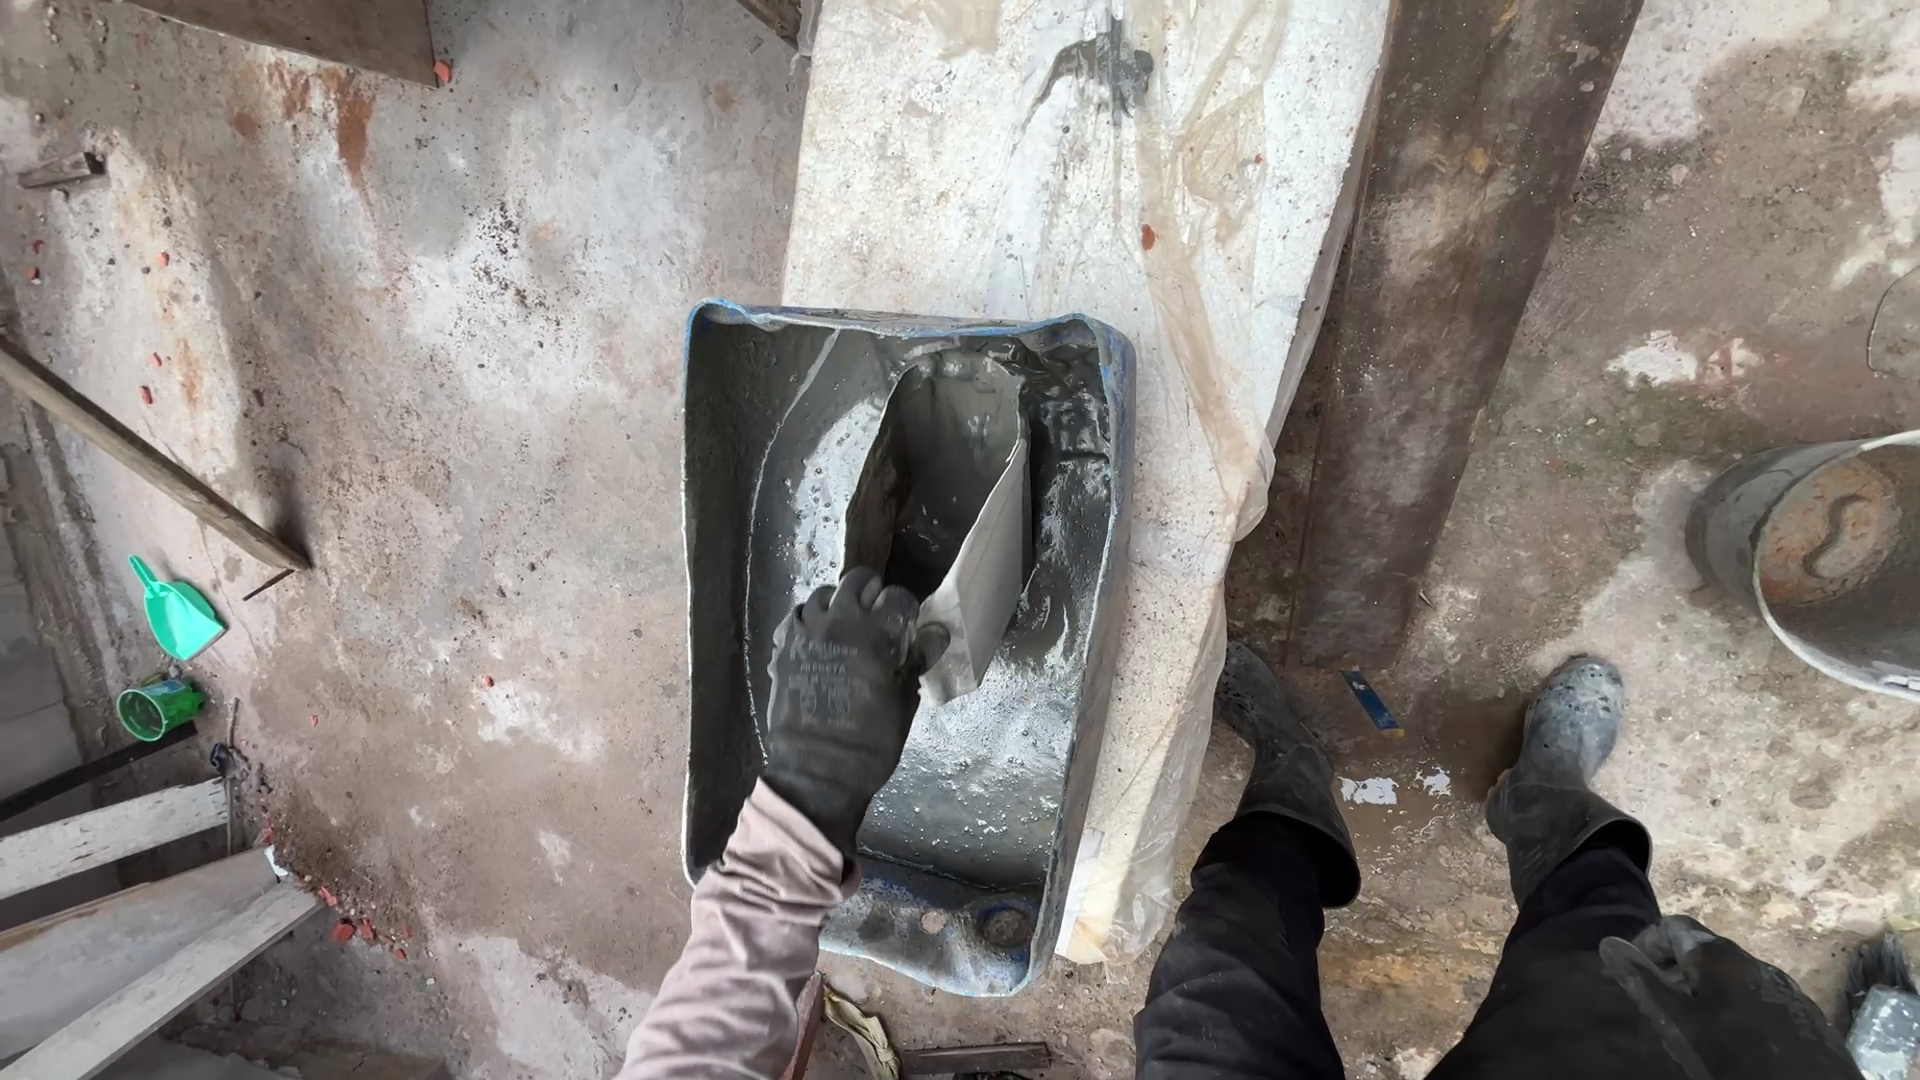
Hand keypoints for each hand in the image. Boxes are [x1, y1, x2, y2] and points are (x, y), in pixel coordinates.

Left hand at [762, 567, 945, 855]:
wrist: (817, 771)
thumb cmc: (870, 741)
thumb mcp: (904, 701)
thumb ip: (917, 659)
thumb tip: (937, 633)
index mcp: (874, 635)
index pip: (897, 597)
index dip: (907, 608)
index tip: (909, 623)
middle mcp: (838, 623)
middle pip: (857, 581)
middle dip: (872, 592)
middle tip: (878, 615)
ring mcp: (806, 633)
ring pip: (822, 594)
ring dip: (838, 603)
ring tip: (845, 625)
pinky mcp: (783, 648)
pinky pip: (796, 616)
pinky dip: (809, 620)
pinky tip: (818, 639)